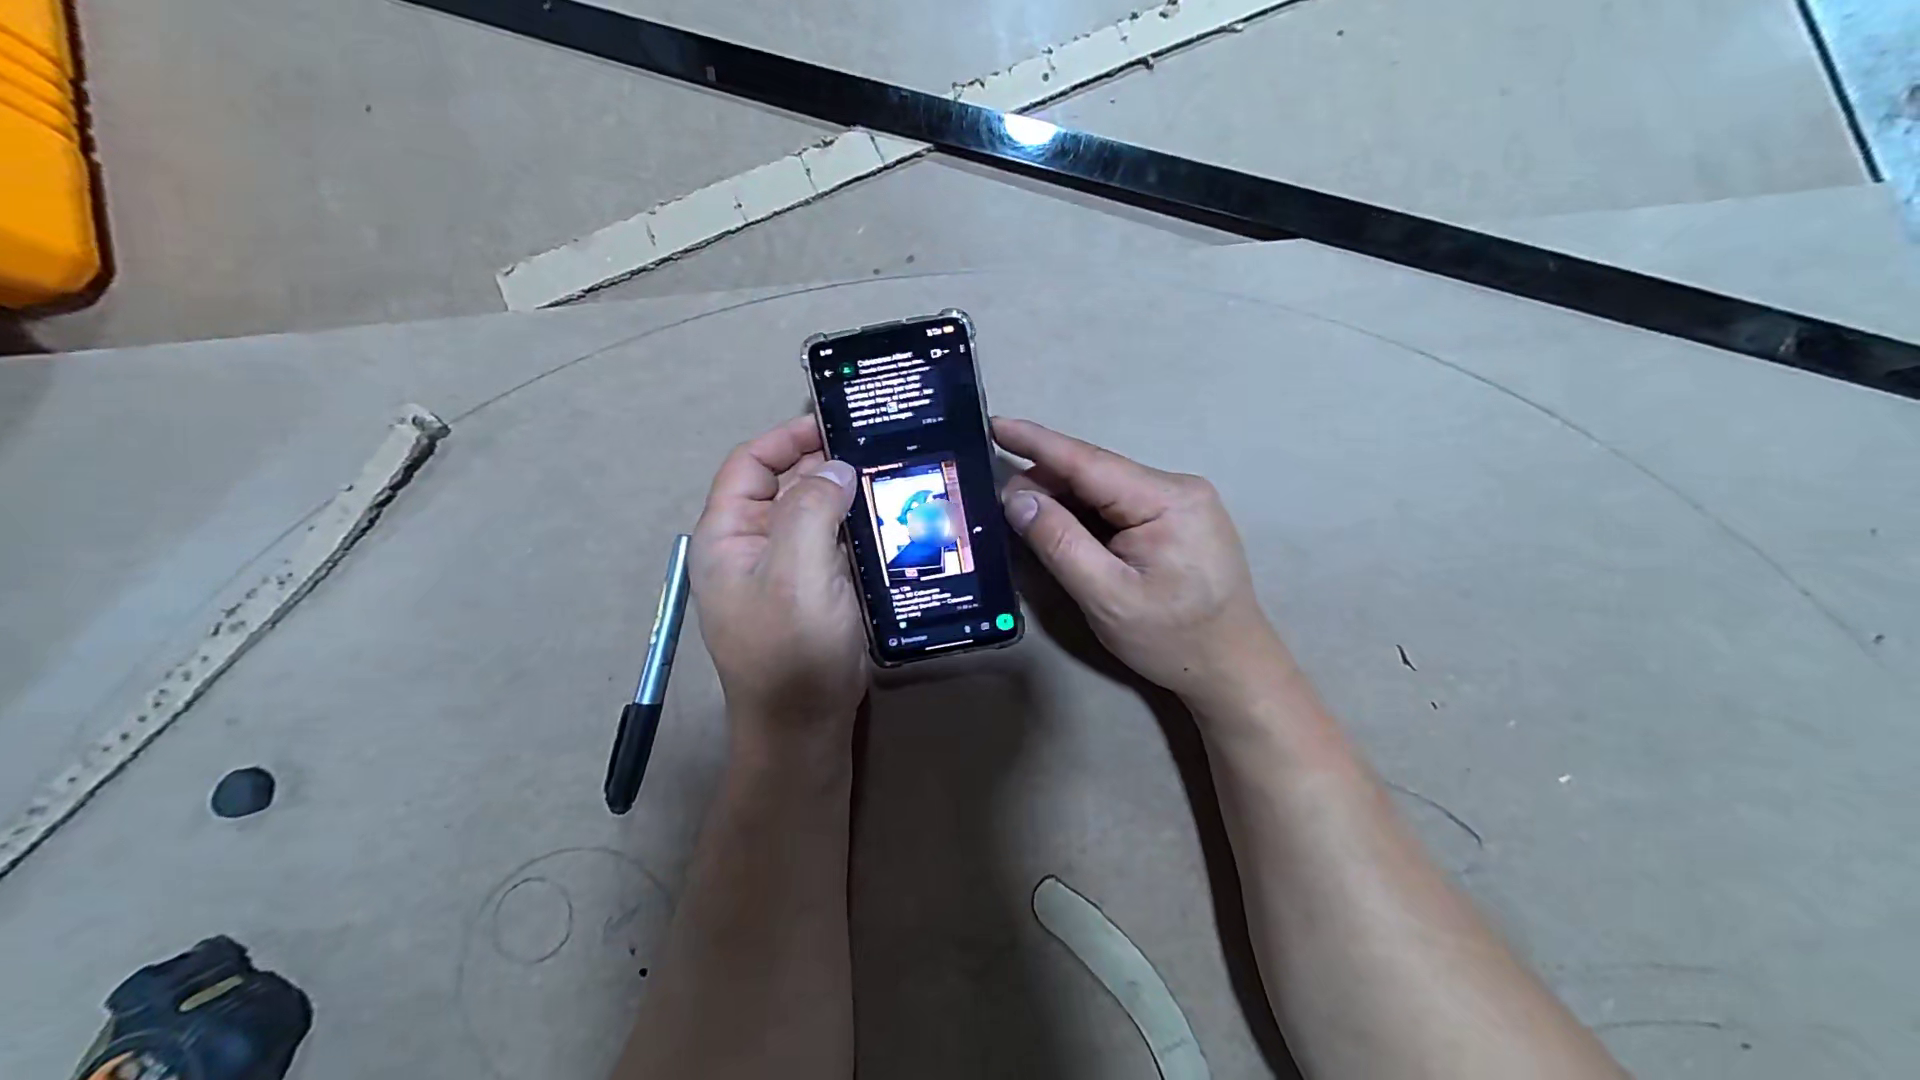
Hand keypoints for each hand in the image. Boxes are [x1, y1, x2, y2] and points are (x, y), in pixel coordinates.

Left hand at [691, 417, 868, 743]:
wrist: (803, 725)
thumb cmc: (791, 648)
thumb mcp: (797, 571)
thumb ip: (812, 509)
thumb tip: (836, 467)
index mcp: (728, 536)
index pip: (750, 465)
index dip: (787, 439)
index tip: (834, 424)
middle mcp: (751, 546)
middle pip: (785, 487)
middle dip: (826, 467)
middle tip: (878, 449)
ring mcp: (783, 570)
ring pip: (815, 516)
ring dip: (847, 498)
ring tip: (892, 477)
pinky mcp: (813, 591)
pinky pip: (833, 546)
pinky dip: (857, 529)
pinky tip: (890, 520)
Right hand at [994, 418, 1287, 703]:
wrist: (1233, 667)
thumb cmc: (1173, 638)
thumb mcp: (1107, 596)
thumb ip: (1059, 543)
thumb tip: (1016, 498)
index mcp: (1166, 500)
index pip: (1088, 461)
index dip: (1036, 442)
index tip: (995, 424)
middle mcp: (1177, 488)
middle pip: (1095, 473)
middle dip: (1045, 482)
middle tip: (998, 503)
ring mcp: (1181, 502)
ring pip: (1104, 489)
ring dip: (1063, 500)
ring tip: (1024, 518)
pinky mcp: (1177, 519)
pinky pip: (1119, 504)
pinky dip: (1085, 514)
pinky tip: (1063, 527)